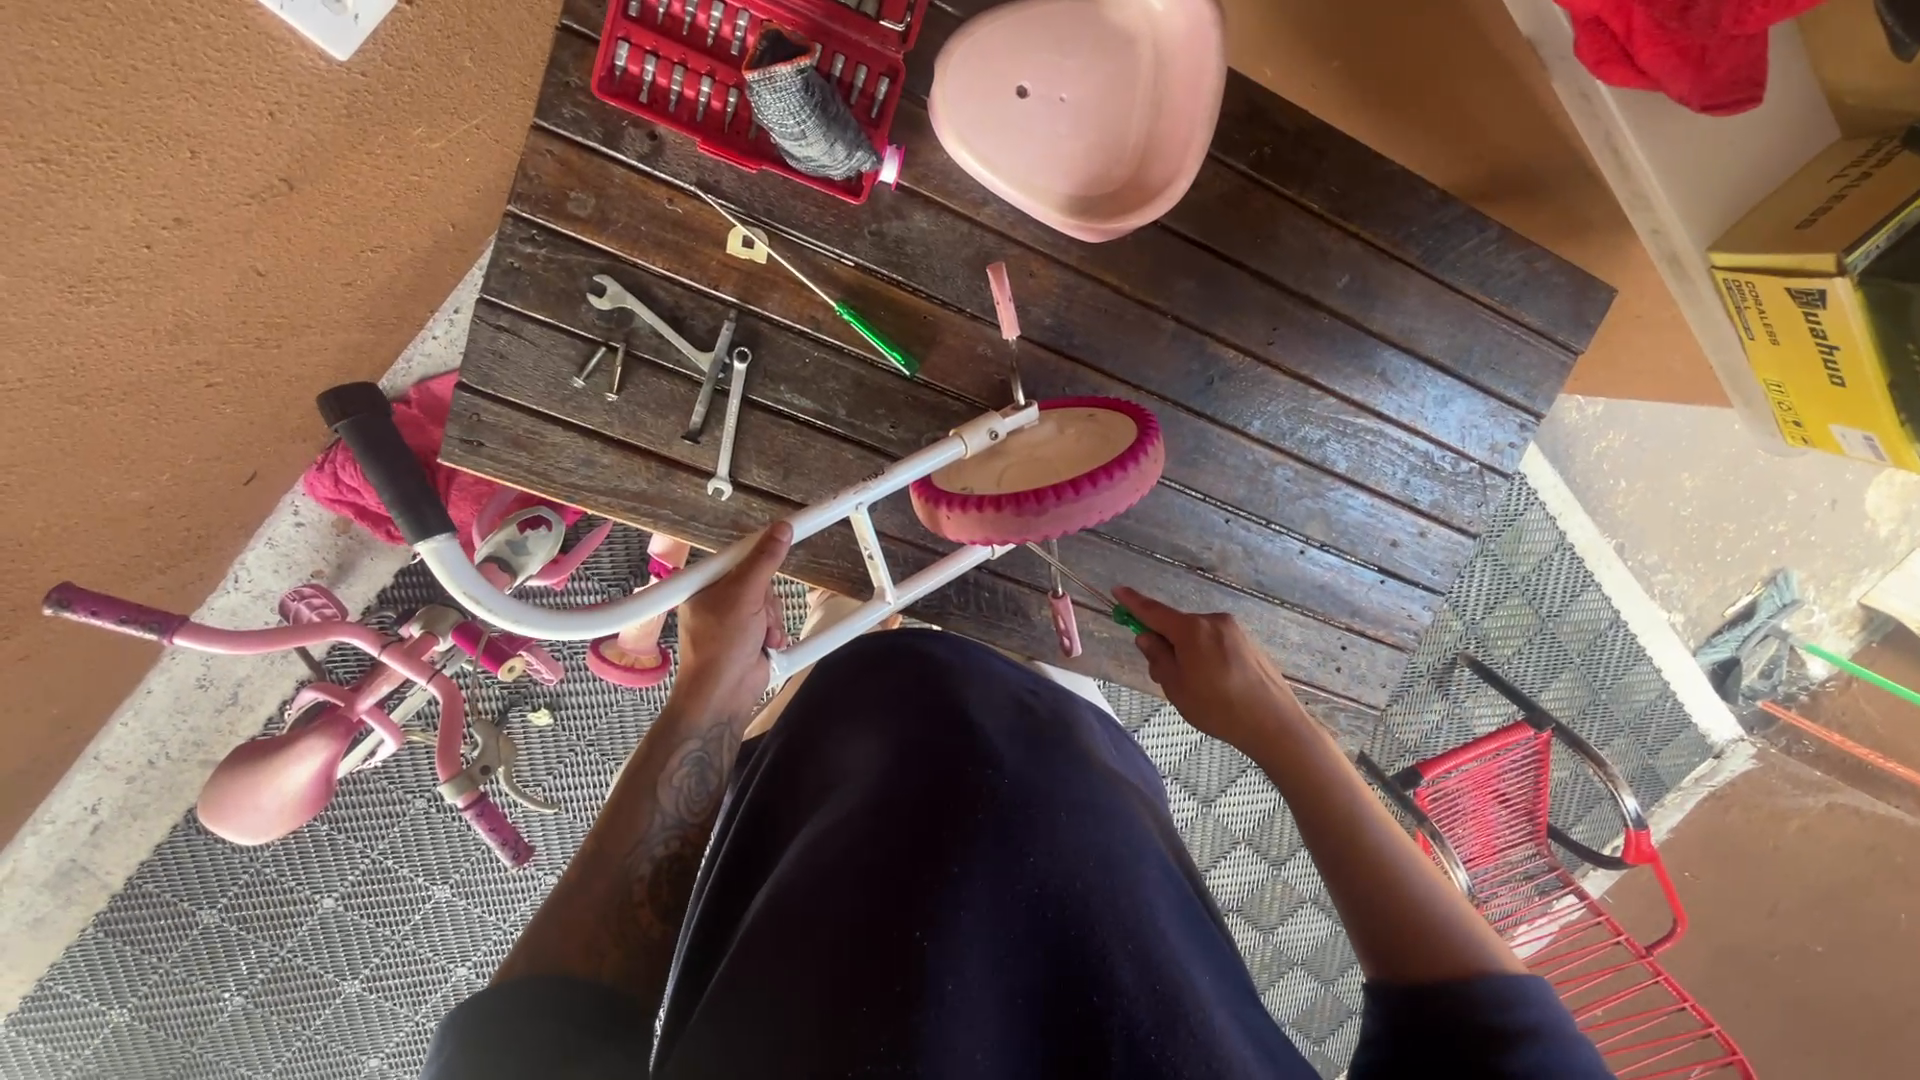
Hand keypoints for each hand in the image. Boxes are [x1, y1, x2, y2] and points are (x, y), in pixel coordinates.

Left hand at [671, 521, 792, 723]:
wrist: (723, 695)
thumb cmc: (719, 647)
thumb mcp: (744, 595)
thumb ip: (764, 561)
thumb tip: (781, 530)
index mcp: (706, 585)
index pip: (739, 556)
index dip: (762, 550)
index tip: (788, 533)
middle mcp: (719, 600)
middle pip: (761, 580)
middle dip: (767, 600)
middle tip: (758, 614)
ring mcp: (736, 620)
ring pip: (770, 603)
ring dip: (773, 619)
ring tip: (762, 636)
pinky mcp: (750, 637)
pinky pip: (773, 622)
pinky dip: (776, 633)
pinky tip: (769, 644)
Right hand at [1113, 586, 1308, 753]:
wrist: (1274, 724)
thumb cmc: (1218, 707)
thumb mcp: (1176, 686)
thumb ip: (1157, 657)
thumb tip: (1147, 637)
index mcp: (1191, 629)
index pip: (1153, 611)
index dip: (1133, 602)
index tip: (1118, 591)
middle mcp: (1213, 621)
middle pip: (1176, 627)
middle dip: (1165, 645)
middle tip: (1166, 679)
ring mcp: (1234, 631)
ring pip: (1196, 637)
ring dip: (1186, 654)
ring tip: (1197, 690)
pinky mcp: (1248, 644)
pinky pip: (1214, 643)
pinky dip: (1205, 657)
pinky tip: (1217, 686)